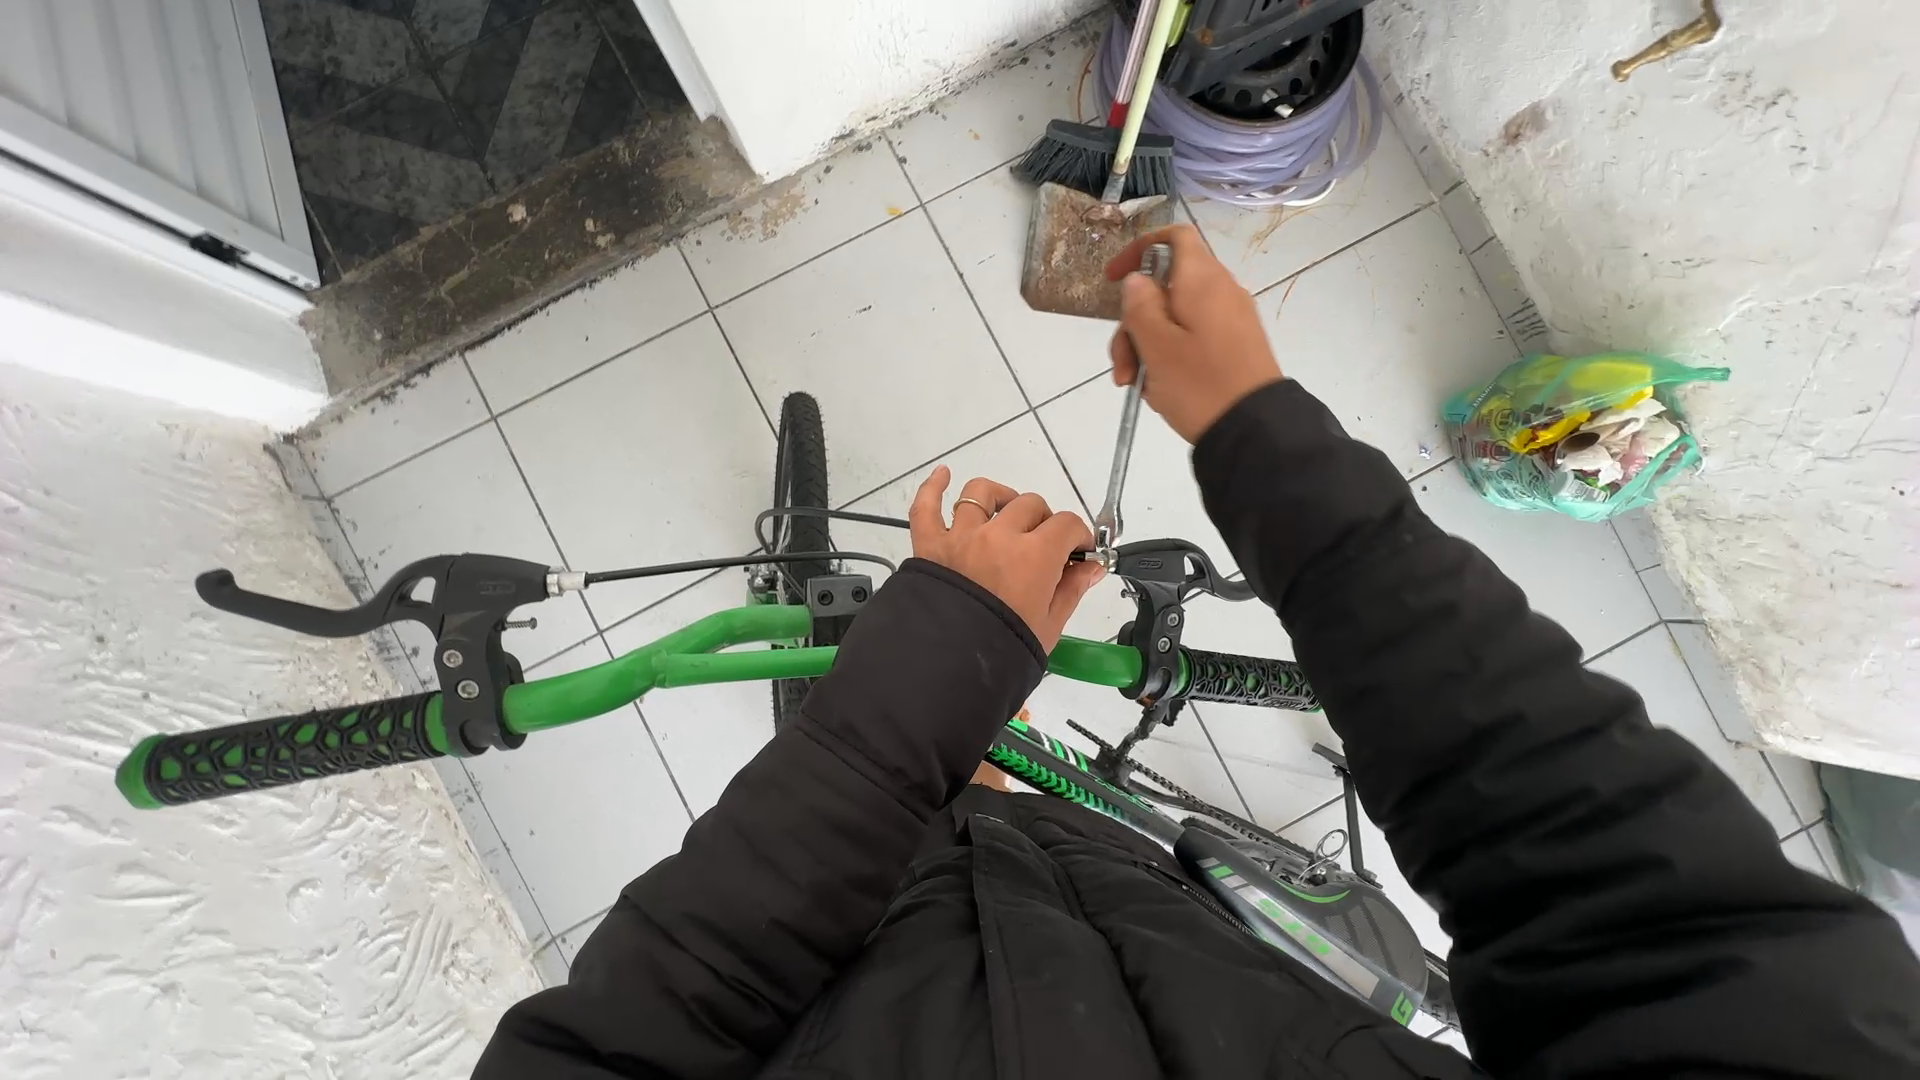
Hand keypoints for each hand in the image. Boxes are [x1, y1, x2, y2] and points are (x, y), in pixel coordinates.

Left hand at [908, 467, 1103, 650]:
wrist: (946, 670)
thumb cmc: (1004, 651)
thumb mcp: (1049, 626)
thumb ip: (1072, 589)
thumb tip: (1092, 568)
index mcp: (1033, 556)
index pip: (1067, 525)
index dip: (1078, 536)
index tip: (1079, 552)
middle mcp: (997, 536)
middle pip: (1029, 505)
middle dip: (1043, 521)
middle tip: (1043, 545)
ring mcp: (960, 537)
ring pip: (981, 494)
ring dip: (1000, 498)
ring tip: (1006, 513)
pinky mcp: (928, 545)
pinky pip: (925, 507)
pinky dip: (933, 487)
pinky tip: (942, 475)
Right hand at [1105, 225, 1285, 443]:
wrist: (1254, 429)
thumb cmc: (1200, 385)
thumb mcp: (1157, 347)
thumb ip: (1140, 307)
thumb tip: (1137, 280)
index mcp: (1202, 282)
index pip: (1174, 238)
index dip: (1139, 250)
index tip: (1113, 280)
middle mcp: (1220, 292)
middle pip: (1164, 290)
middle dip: (1133, 325)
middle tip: (1123, 368)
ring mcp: (1229, 320)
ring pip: (1174, 319)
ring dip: (1146, 348)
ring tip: (1136, 387)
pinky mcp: (1233, 346)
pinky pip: (1192, 340)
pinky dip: (1169, 358)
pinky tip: (1160, 390)